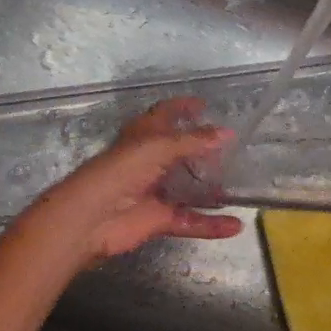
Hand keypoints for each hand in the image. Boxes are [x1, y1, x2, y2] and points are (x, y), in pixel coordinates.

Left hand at [15, 97, 243, 268]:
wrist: (92, 217)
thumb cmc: (122, 170)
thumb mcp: (159, 146)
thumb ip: (194, 140)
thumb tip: (228, 132)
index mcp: (144, 135)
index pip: (165, 114)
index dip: (182, 107)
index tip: (205, 104)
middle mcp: (150, 160)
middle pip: (180, 152)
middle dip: (203, 150)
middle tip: (232, 148)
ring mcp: (154, 191)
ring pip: (187, 188)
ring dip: (210, 188)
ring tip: (239, 185)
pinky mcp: (158, 219)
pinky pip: (190, 220)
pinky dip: (211, 224)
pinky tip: (235, 225)